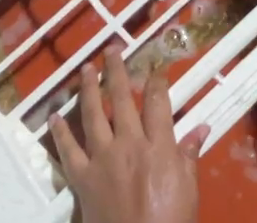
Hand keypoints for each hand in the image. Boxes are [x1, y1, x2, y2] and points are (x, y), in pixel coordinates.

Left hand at [49, 49, 207, 222]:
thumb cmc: (170, 221)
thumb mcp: (189, 189)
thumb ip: (189, 155)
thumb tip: (202, 127)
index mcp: (158, 145)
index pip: (157, 102)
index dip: (156, 81)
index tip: (154, 66)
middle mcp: (129, 144)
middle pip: (121, 99)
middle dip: (117, 72)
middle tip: (112, 50)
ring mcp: (102, 160)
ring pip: (92, 115)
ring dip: (88, 90)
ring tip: (86, 70)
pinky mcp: (82, 179)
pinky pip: (69, 151)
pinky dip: (60, 133)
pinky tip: (55, 116)